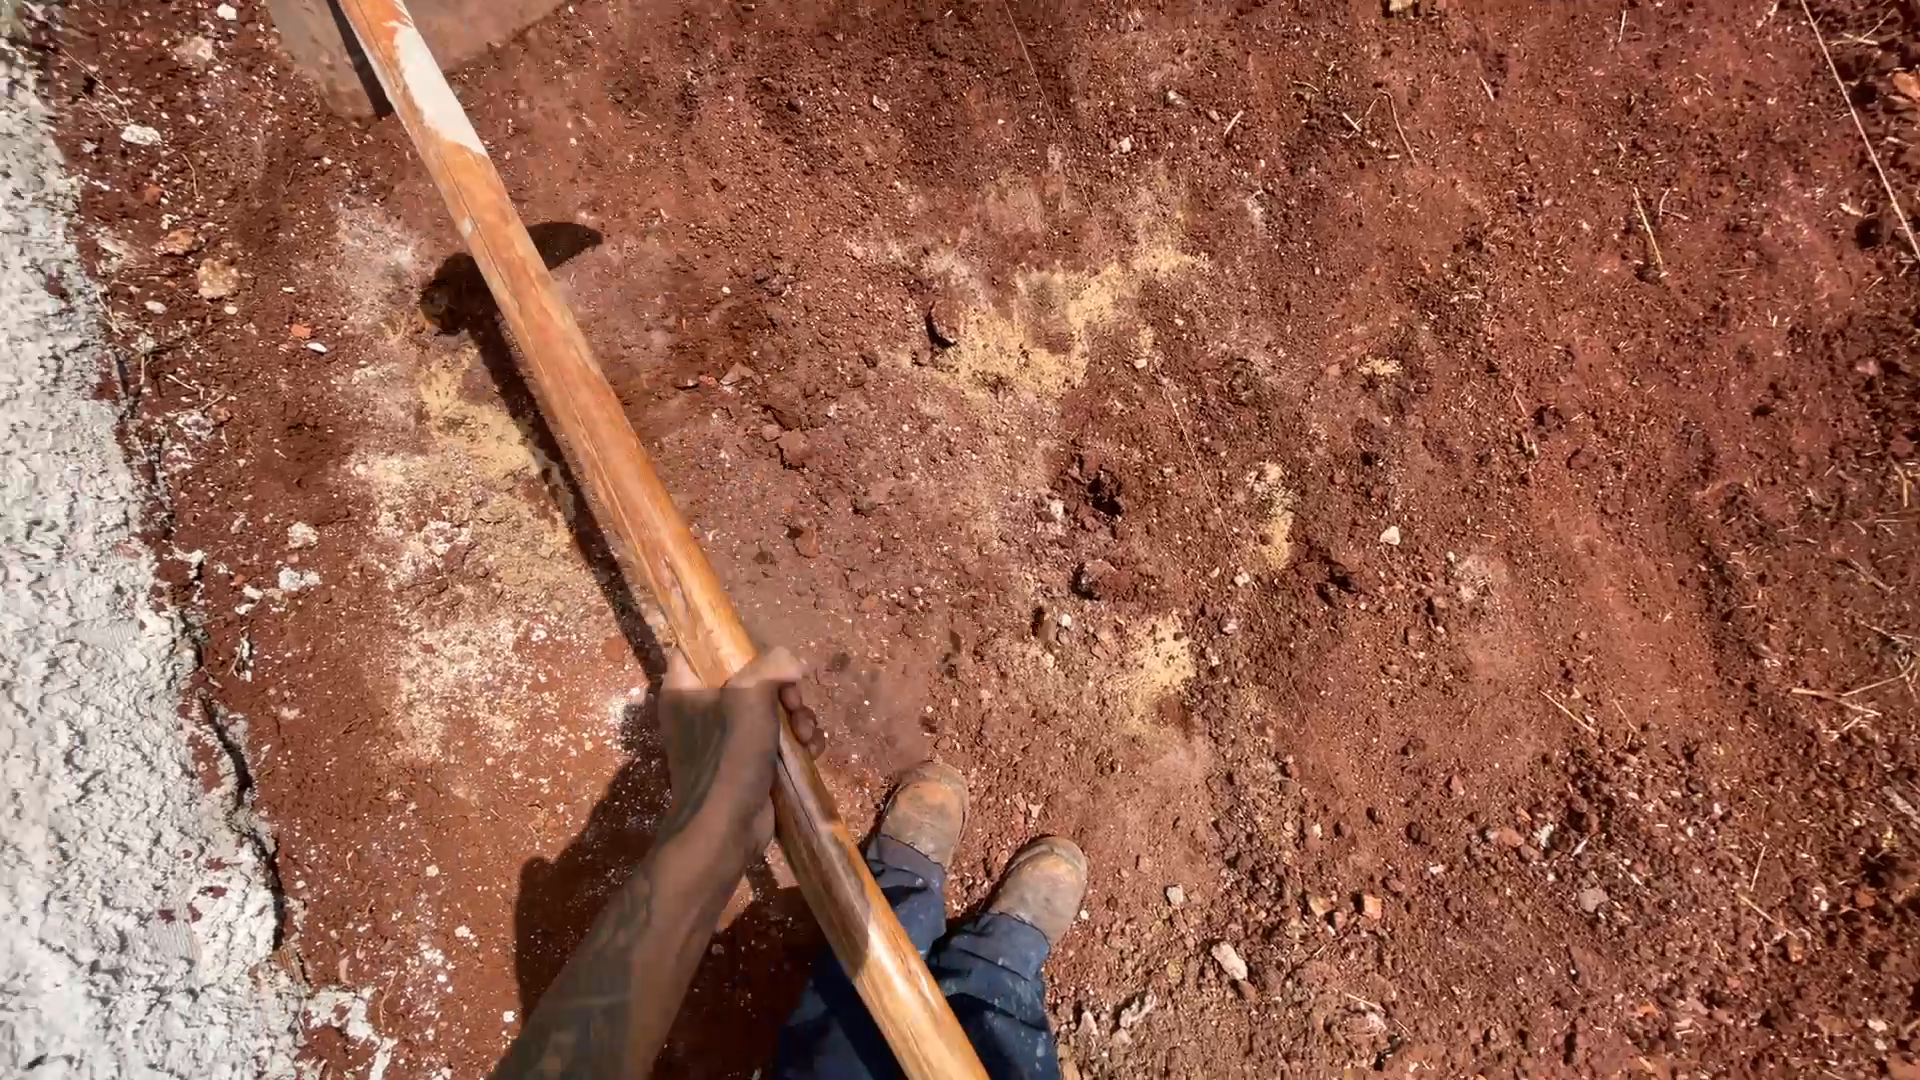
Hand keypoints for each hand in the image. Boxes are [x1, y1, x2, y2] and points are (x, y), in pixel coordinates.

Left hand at [655, 647, 822, 868]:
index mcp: (685, 688)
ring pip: (771, 707)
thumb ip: (771, 666)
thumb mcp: (749, 699)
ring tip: (806, 736)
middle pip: (751, 676)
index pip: (703, 645)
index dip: (736, 643)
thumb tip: (791, 662)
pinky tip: (811, 751)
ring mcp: (725, 738)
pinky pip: (778, 736)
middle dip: (784, 689)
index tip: (767, 653)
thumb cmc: (727, 759)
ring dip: (799, 717)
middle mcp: (702, 708)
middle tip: (794, 704)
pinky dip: (797, 741)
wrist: (725, 831)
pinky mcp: (747, 761)